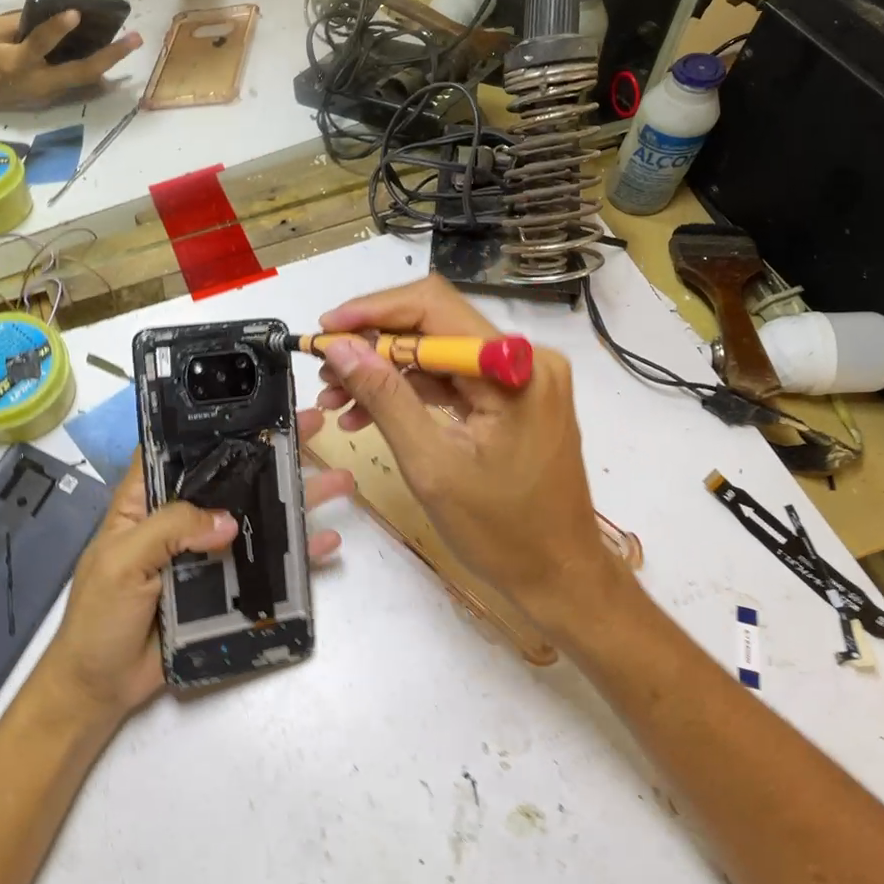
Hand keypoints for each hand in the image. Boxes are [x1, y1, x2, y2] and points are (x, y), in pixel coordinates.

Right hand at [0, 12, 141, 109]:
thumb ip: (18, 23)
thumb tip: (52, 13)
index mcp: (16, 64)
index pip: (39, 45)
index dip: (57, 30)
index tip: (76, 13)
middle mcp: (38, 83)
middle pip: (80, 72)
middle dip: (110, 56)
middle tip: (135, 38)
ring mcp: (47, 93)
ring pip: (84, 79)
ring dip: (109, 62)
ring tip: (129, 42)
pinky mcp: (51, 95)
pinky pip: (77, 80)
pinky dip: (95, 66)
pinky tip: (110, 52)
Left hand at [36, 408, 352, 718]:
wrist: (102, 687)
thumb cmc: (99, 618)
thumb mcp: (123, 563)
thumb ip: (170, 531)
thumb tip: (228, 520)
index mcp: (145, 502)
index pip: (179, 450)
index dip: (214, 425)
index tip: (256, 403)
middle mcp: (181, 519)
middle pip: (230, 478)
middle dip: (271, 453)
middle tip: (315, 427)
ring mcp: (206, 554)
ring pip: (256, 517)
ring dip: (296, 499)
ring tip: (340, 482)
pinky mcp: (224, 588)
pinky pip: (265, 567)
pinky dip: (296, 555)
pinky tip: (326, 543)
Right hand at [313, 276, 632, 634]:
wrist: (559, 575)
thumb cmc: (501, 531)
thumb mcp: (431, 464)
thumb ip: (385, 398)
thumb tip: (340, 347)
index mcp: (513, 368)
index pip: (432, 308)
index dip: (371, 312)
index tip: (324, 331)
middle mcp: (524, 358)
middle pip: (433, 326)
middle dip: (372, 345)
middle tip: (324, 373)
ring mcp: (522, 378)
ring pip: (436, 353)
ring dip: (384, 371)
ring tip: (337, 399)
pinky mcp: (514, 399)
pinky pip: (451, 380)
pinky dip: (409, 392)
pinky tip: (368, 414)